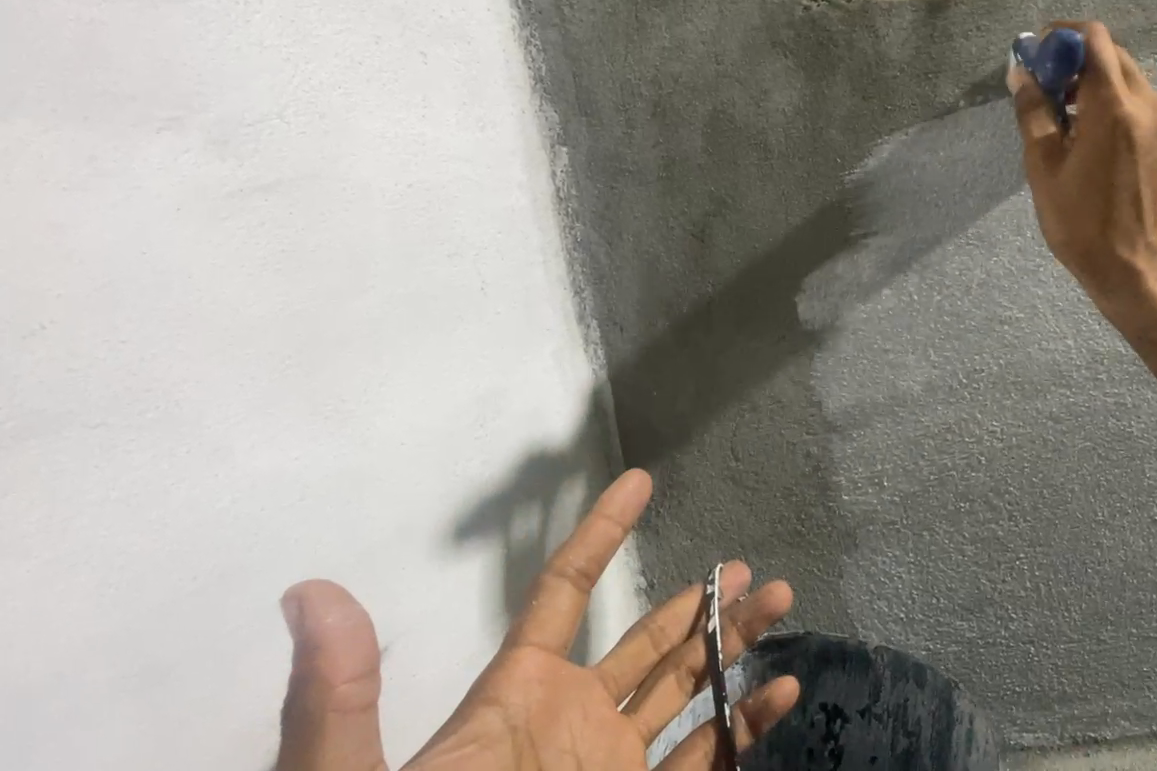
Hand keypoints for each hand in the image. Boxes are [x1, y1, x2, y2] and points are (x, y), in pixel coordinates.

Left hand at [274, 469, 799, 770]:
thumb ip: (336, 696)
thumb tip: (307, 591)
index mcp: (517, 692)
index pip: (566, 591)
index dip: (602, 533)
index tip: (639, 481)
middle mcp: (574, 719)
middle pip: (649, 639)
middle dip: (699, 600)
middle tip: (745, 570)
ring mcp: (611, 767)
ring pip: (687, 688)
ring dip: (733, 644)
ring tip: (778, 601)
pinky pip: (705, 758)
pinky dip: (745, 723)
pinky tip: (781, 691)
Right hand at [1009, 21, 1156, 314]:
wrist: (1136, 270)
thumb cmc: (1081, 224)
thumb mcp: (1044, 168)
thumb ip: (1033, 112)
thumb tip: (1022, 74)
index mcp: (1114, 108)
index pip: (1095, 39)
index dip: (1063, 37)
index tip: (1040, 54)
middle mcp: (1150, 105)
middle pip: (1114, 57)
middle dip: (1079, 61)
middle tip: (1050, 89)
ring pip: (1132, 82)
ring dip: (1099, 86)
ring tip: (1073, 122)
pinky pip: (1146, 108)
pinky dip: (1120, 109)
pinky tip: (1101, 144)